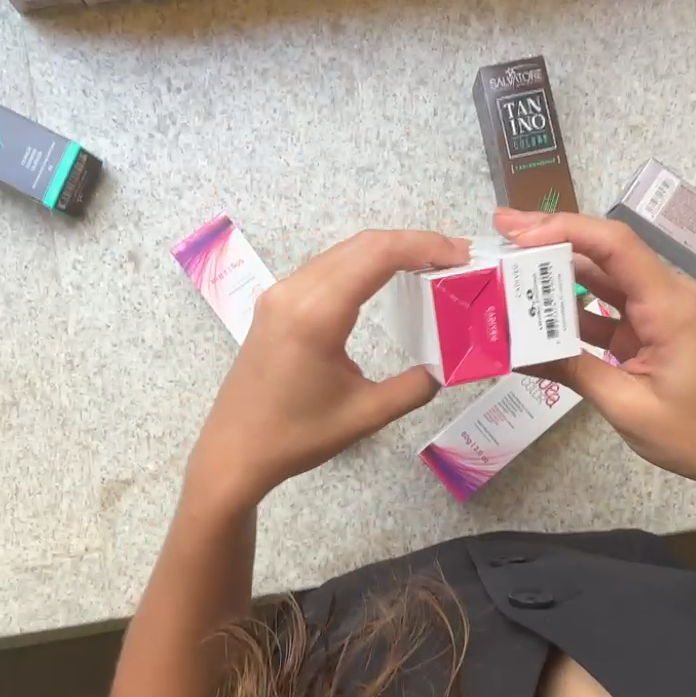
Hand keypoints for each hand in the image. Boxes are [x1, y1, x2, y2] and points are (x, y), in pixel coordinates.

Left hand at [187, 229, 469, 506]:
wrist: (234, 452)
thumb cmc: (296, 437)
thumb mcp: (365, 415)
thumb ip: (413, 388)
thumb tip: (445, 368)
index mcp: (316, 315)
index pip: (378, 255)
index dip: (424, 246)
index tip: (460, 255)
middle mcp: (294, 292)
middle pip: (362, 245)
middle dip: (413, 244)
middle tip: (455, 260)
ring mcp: (279, 295)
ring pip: (342, 253)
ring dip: (387, 251)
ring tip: (429, 266)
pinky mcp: (274, 305)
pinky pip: (325, 269)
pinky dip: (362, 265)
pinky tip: (385, 278)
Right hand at [496, 208, 695, 505]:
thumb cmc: (695, 434)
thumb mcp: (627, 406)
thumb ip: (572, 371)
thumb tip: (515, 351)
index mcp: (669, 306)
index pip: (614, 246)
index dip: (564, 231)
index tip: (517, 234)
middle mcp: (665, 295)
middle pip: (604, 253)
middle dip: (550, 241)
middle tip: (499, 236)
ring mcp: (657, 312)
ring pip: (601, 278)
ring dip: (556, 274)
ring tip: (508, 270)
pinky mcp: (649, 330)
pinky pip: (605, 308)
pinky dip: (571, 309)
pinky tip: (536, 312)